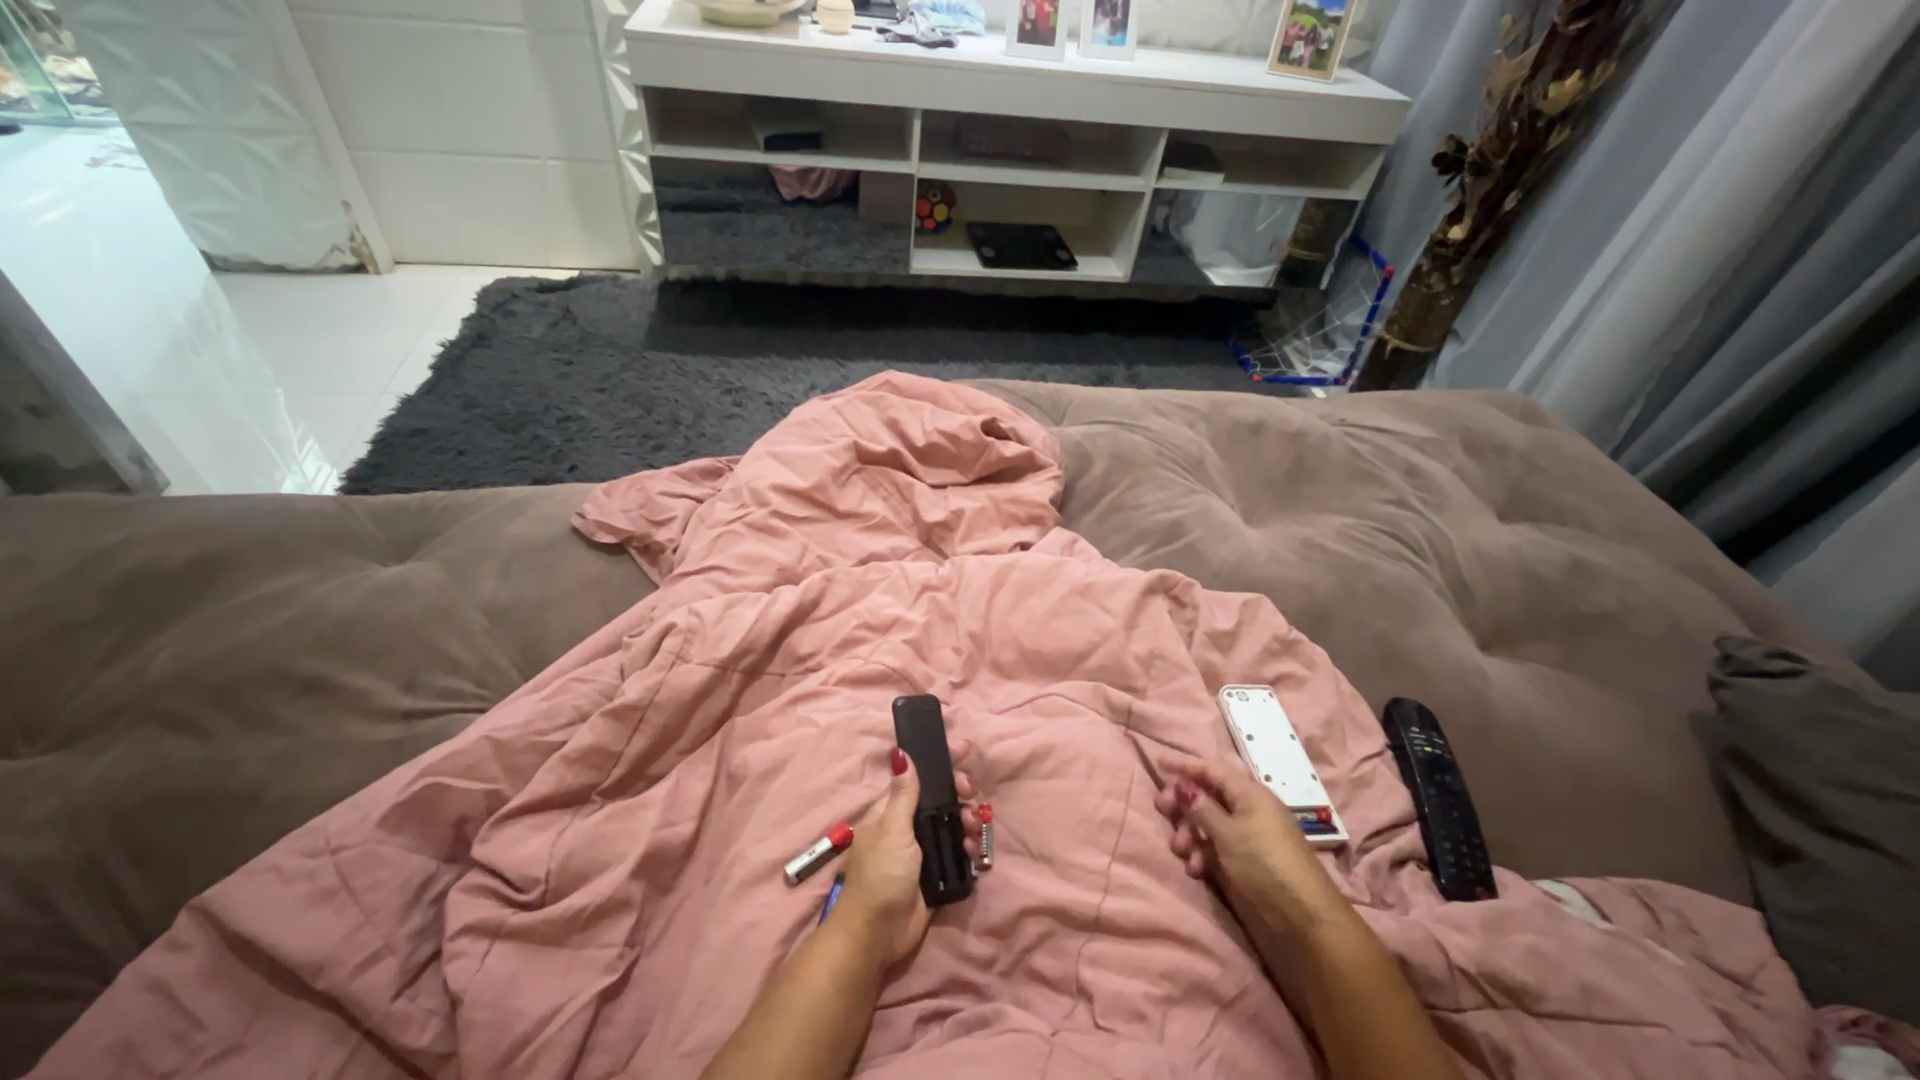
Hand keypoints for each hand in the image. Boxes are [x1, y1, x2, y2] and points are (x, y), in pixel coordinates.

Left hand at [835, 740, 980, 969]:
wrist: (878, 932)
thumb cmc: (881, 874)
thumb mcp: (892, 829)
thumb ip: (903, 794)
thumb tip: (901, 752)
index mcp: (890, 811)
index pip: (917, 777)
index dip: (939, 762)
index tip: (964, 749)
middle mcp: (906, 827)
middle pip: (939, 799)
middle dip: (958, 792)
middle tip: (970, 794)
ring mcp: (921, 851)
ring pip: (951, 824)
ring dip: (966, 820)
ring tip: (972, 828)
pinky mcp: (935, 873)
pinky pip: (957, 851)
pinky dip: (968, 847)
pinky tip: (972, 851)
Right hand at [1153, 757, 1348, 942]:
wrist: (1302, 915)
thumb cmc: (1264, 864)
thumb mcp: (1227, 833)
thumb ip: (1202, 807)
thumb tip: (1183, 783)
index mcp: (1250, 793)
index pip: (1212, 768)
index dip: (1185, 765)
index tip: (1158, 763)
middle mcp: (1249, 808)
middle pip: (1208, 793)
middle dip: (1184, 802)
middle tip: (1162, 809)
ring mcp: (1248, 833)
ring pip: (1209, 821)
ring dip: (1191, 831)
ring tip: (1181, 850)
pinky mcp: (1246, 857)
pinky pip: (1217, 843)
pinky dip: (1203, 851)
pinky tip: (1196, 869)